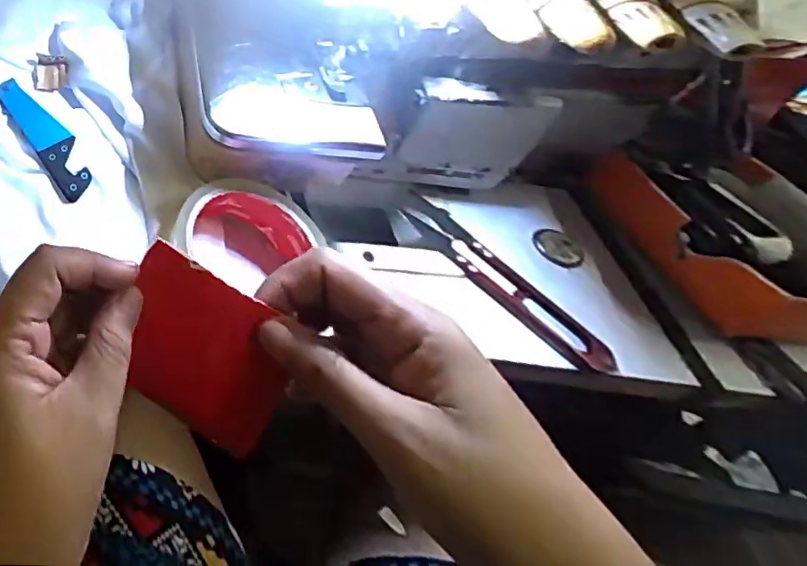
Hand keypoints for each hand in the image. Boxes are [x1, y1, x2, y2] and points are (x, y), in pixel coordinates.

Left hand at [0, 246, 143, 565]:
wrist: (6, 564)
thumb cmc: (48, 488)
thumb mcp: (92, 408)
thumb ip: (112, 340)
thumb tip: (133, 291)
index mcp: (2, 339)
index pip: (46, 267)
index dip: (94, 263)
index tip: (139, 278)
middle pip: (44, 282)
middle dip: (94, 280)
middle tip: (143, 294)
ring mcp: (2, 363)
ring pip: (48, 309)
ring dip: (90, 305)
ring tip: (135, 314)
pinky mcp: (13, 384)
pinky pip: (48, 339)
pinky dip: (80, 333)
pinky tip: (113, 340)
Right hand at [255, 250, 649, 565]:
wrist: (558, 556)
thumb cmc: (484, 492)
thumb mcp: (397, 435)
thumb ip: (329, 376)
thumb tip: (265, 327)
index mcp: (414, 321)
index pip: (334, 270)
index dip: (287, 284)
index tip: (249, 321)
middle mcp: (410, 326)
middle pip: (335, 291)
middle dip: (288, 307)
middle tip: (248, 346)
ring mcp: (411, 356)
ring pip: (341, 324)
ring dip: (300, 335)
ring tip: (263, 364)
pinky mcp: (410, 387)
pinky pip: (355, 358)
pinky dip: (321, 364)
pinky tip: (298, 385)